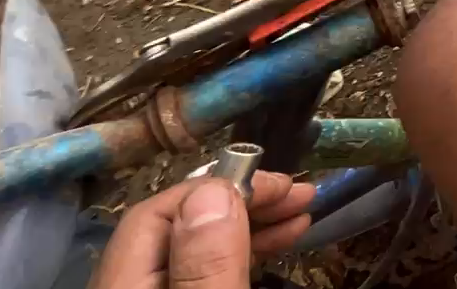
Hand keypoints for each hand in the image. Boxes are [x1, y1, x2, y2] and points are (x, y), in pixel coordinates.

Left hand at [89, 172, 315, 288]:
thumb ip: (209, 262)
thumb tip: (212, 189)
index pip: (155, 214)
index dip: (218, 188)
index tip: (279, 186)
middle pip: (172, 228)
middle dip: (242, 201)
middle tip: (300, 193)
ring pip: (190, 247)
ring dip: (250, 222)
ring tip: (302, 212)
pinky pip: (196, 269)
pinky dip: (240, 249)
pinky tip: (279, 239)